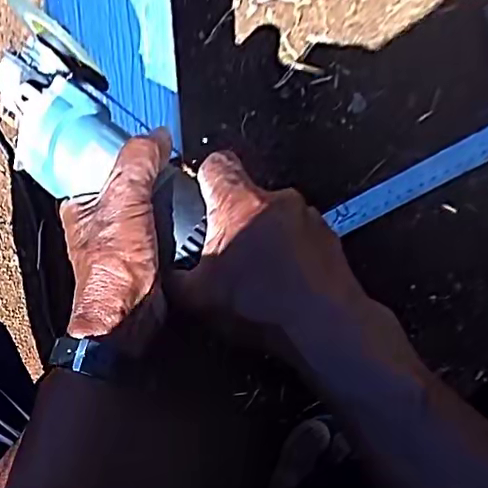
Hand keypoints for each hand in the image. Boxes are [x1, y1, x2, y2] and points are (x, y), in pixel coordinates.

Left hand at [58, 129, 171, 356]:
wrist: (131, 319)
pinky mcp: (146, 259)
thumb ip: (138, 162)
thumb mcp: (124, 200)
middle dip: (153, 175)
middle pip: (131, 184)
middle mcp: (99, 223)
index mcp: (81, 205)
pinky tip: (189, 218)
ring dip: (168, 200)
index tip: (150, 141)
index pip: (101, 163)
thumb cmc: (112, 271)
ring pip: (150, 207)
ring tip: (185, 190)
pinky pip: (164, 230)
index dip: (125, 149)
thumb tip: (156, 137)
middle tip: (173, 166)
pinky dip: (177, 223)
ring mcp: (124, 242)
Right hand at [167, 151, 381, 365]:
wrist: (320, 324)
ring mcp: (306, 215)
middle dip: (232, 221)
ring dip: (262, 238)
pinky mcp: (326, 235)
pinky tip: (280, 283)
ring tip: (256, 276)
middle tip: (224, 256)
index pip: (215, 163)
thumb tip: (160, 271)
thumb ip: (173, 277)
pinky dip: (287, 254)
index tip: (199, 197)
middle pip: (244, 195)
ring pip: (272, 218)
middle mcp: (275, 198)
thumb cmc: (262, 306)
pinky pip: (297, 237)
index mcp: (238, 203)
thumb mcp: (198, 298)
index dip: (202, 178)